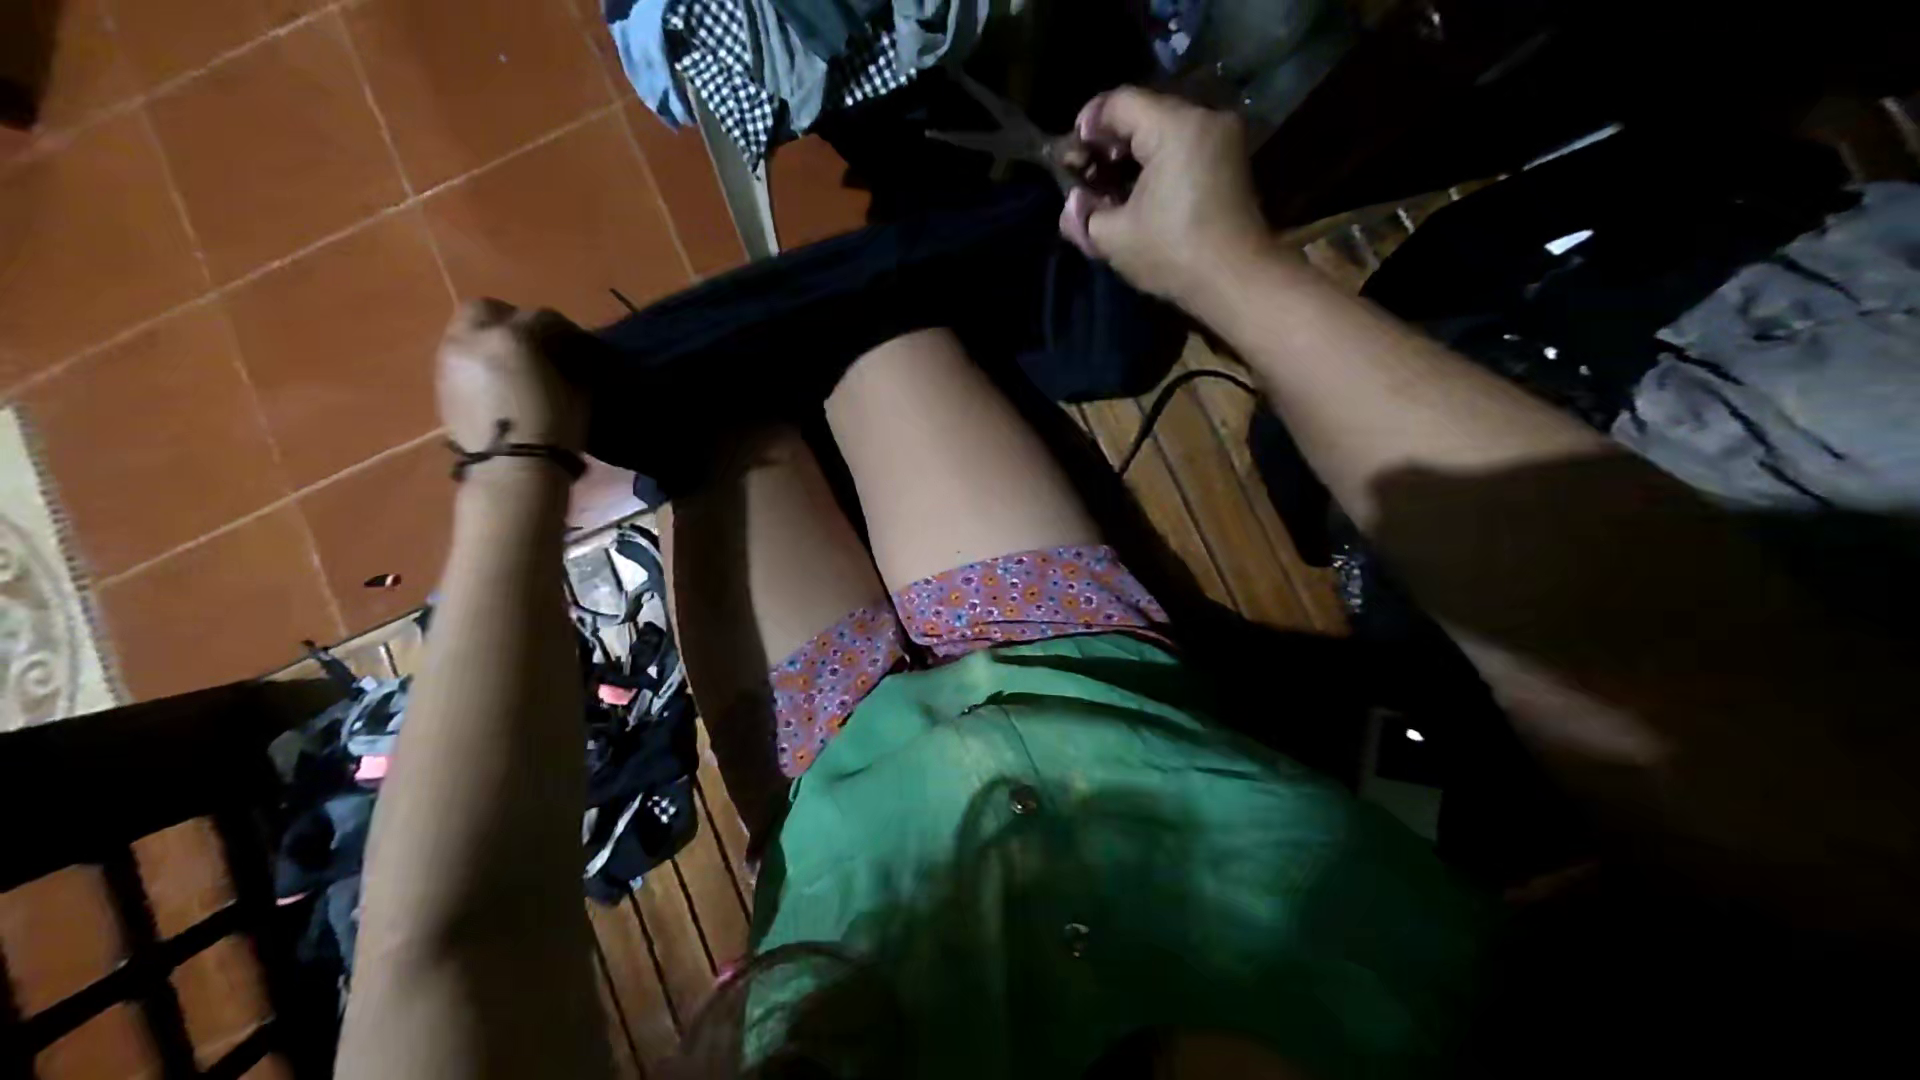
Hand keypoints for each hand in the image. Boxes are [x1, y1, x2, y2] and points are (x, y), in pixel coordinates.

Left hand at [437, 299, 588, 457]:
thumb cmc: (554, 430)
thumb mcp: (578, 391)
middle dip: (514, 319)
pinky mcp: (440, 379)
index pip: (543, 316)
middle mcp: (474, 337)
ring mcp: (450, 356)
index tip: (576, 344)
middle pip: (490, 308)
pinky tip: (497, 379)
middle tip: (535, 342)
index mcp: (513, 337)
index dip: (564, 329)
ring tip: (514, 362)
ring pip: (467, 328)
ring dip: (492, 337)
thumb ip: (573, 361)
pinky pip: (459, 353)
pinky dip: (478, 357)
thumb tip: (572, 351)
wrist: (512, 469)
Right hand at [1059, 87, 1273, 305]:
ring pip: (1163, 131)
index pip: (1119, 102)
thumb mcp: (1114, 238)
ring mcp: (1222, 138)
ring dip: (1131, 155)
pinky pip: (1183, 147)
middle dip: (1108, 143)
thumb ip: (1084, 215)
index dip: (1086, 125)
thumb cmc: (1172, 254)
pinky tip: (1137, 194)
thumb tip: (1072, 203)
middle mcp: (1203, 119)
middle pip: (1143, 113)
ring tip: (1108, 189)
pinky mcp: (1229, 161)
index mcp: (1174, 127)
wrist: (1236, 280)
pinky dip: (1155, 163)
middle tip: (1085, 176)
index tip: (1070, 158)